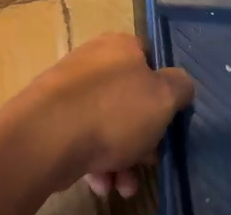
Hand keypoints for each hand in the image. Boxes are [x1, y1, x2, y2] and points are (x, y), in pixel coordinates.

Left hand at [4, 33, 193, 199]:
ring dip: (123, 160)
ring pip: (109, 125)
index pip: (150, 61)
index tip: (169, 122)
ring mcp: (72, 88)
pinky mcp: (54, 115)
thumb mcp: (163, 97)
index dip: (164, 93)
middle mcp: (95, 60)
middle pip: (131, 100)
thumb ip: (179, 87)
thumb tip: (181, 84)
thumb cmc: (113, 111)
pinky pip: (85, 138)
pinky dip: (97, 162)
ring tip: (124, 184)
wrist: (49, 134)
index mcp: (121, 46)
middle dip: (143, 139)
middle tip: (148, 162)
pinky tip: (100, 181)